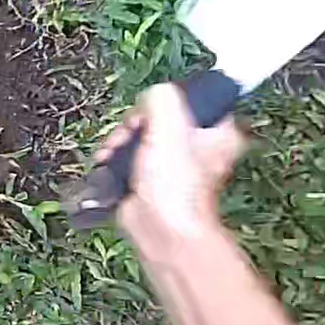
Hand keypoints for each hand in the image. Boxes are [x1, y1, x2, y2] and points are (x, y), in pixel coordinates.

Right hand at [96, 82, 245, 256]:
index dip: (165, 102)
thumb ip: (162, 98)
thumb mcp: (169, 127)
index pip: (191, 99)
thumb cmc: (174, 188)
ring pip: (139, 136)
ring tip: (112, 151)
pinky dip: (113, 158)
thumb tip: (150, 96)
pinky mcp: (147, 178)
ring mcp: (170, 164)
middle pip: (158, 117)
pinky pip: (127, 157)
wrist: (157, 227)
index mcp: (217, 132)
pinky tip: (106, 162)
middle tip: (128, 133)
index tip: (151, 111)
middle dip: (133, 124)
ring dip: (119, 141)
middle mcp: (196, 147)